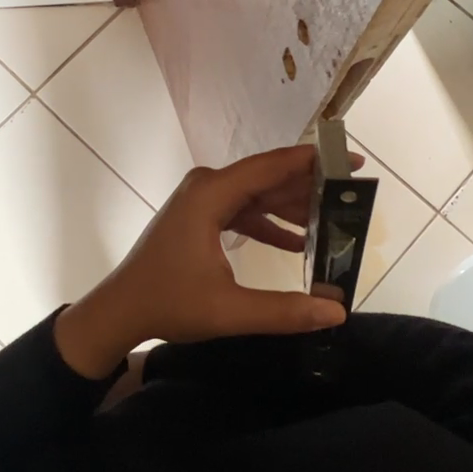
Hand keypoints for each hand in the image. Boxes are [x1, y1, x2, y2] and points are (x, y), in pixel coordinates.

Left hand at [53, 145, 355, 378]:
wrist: (120, 310)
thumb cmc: (168, 303)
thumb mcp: (229, 311)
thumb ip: (284, 311)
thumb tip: (337, 311)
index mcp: (210, 195)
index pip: (270, 167)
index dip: (312, 162)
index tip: (350, 160)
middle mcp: (206, 187)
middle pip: (267, 176)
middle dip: (309, 185)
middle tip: (352, 193)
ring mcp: (201, 199)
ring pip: (257, 193)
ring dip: (292, 206)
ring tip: (333, 219)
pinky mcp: (200, 215)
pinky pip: (244, 209)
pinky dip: (270, 223)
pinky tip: (299, 242)